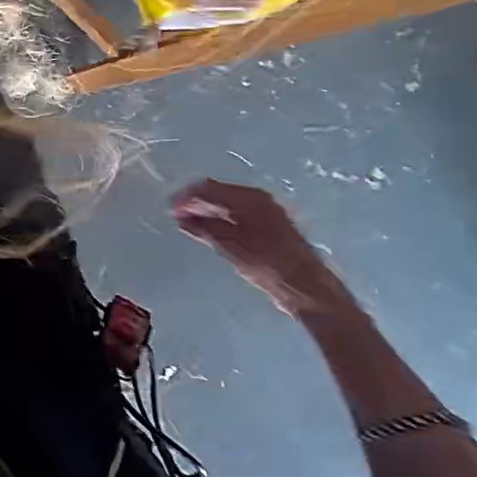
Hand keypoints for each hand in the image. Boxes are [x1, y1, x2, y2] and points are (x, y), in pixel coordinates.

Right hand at [171, 179, 361, 322]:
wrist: (306, 288)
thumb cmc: (267, 263)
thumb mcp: (229, 245)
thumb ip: (203, 228)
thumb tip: (181, 217)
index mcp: (249, 198)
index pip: (208, 188)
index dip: (186, 197)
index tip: (170, 209)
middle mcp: (258, 200)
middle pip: (218, 193)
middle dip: (195, 203)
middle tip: (175, 216)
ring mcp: (266, 213)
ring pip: (226, 204)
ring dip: (206, 212)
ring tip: (187, 224)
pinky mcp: (269, 227)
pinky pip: (236, 215)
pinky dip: (219, 219)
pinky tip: (208, 231)